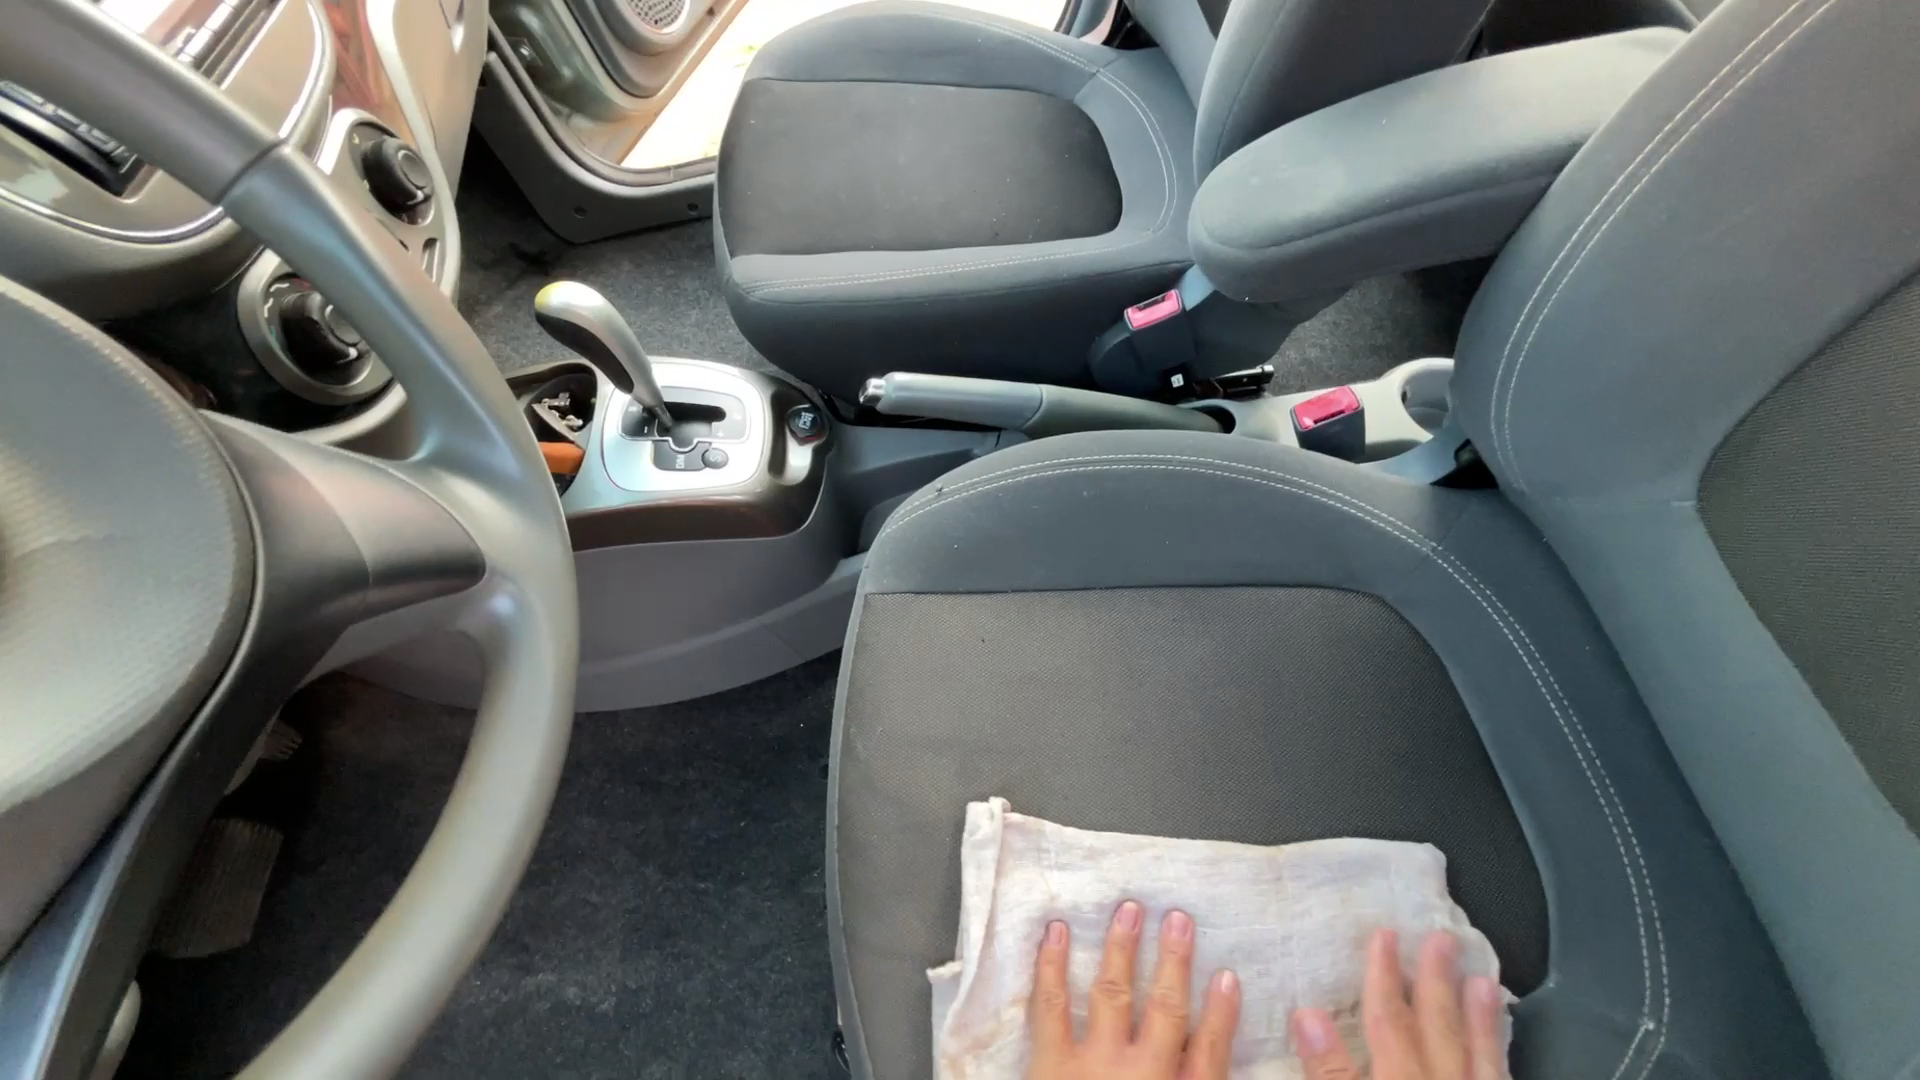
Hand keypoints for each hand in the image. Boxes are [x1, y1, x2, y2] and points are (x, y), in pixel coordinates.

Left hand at [1027, 901, 1241, 1079]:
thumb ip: (1194, 1075)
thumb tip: (1206, 1068)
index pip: (1209, 1057)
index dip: (1221, 1016)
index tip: (1228, 977)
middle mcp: (1142, 1078)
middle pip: (1165, 1011)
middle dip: (1173, 963)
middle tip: (1178, 916)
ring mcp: (1094, 1066)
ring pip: (1113, 994)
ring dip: (1122, 949)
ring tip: (1129, 909)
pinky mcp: (1050, 1064)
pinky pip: (1051, 1005)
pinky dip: (1050, 965)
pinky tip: (1053, 930)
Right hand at [1290, 929, 1509, 1079]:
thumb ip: (1329, 1074)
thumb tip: (1308, 1014)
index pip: (1389, 1022)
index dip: (1383, 977)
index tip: (1384, 934)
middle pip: (1440, 1033)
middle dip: (1438, 984)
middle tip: (1444, 939)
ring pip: (1483, 1064)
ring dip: (1481, 1023)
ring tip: (1484, 982)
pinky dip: (1500, 1065)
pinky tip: (1501, 1055)